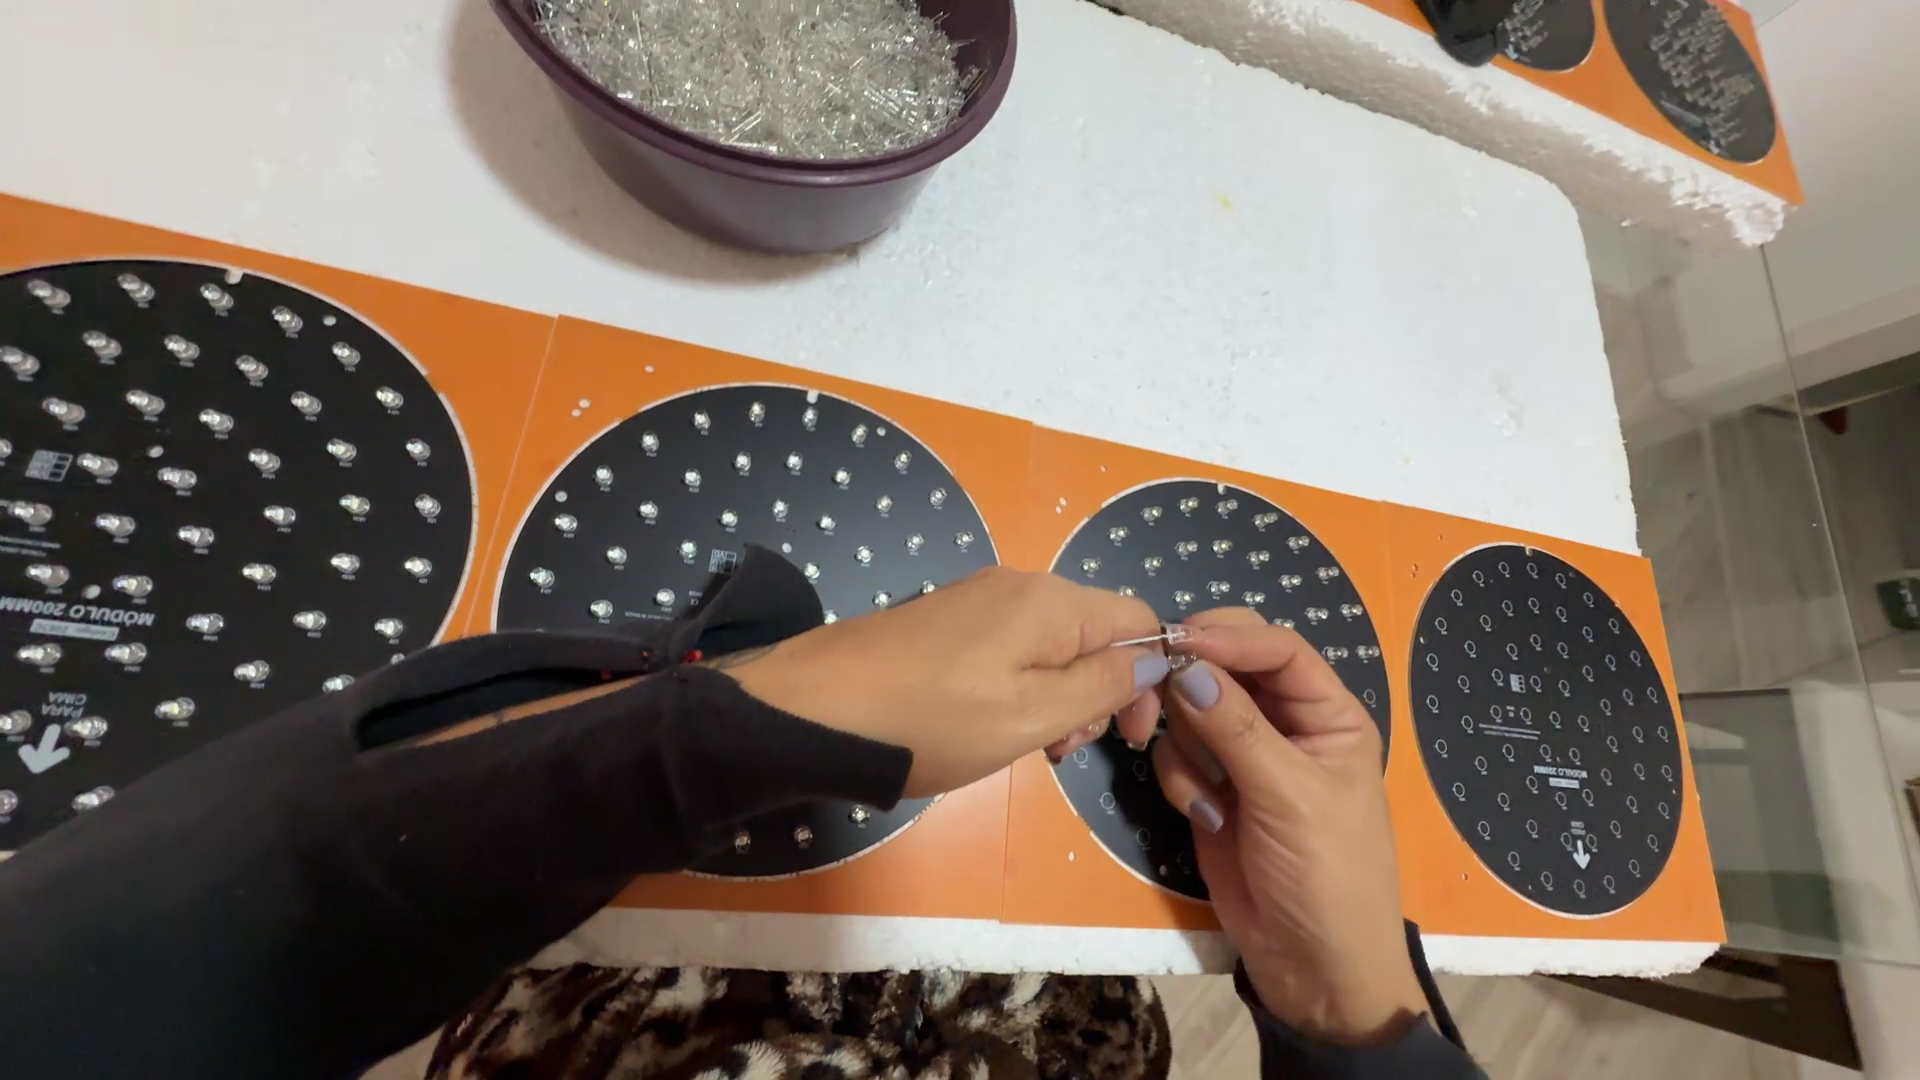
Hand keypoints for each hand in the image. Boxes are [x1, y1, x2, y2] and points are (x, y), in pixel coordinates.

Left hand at [714, 567, 1167, 796]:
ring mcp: (978, 599)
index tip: (1128, 738)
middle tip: (1063, 751)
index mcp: (1052, 600)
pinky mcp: (947, 619)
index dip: (1150, 677)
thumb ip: (1102, 684)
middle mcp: (1020, 585)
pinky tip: (991, 723)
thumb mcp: (1032, 715)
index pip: (1139, 619)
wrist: (814, 707)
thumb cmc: (933, 720)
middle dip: (1098, 691)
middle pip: (1095, 631)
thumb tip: (1154, 656)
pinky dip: (1019, 686)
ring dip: (1058, 695)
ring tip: (1029, 747)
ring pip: (1051, 643)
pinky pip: (1010, 647)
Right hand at [1151, 609, 1426, 1046]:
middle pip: (1225, 665)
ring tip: (1208, 794)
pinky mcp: (1207, 780)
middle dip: (1192, 681)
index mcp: (1326, 713)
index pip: (1277, 648)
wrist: (1309, 966)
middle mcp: (1282, 721)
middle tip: (1156, 693)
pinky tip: (1208, 817)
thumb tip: (1185, 667)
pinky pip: (1175, 750)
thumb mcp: (1290, 798)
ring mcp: (1240, 751)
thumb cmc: (1326, 876)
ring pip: (1190, 706)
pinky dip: (1181, 779)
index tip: (1177, 642)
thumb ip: (1236, 728)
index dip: (1230, 637)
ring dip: (1188, 745)